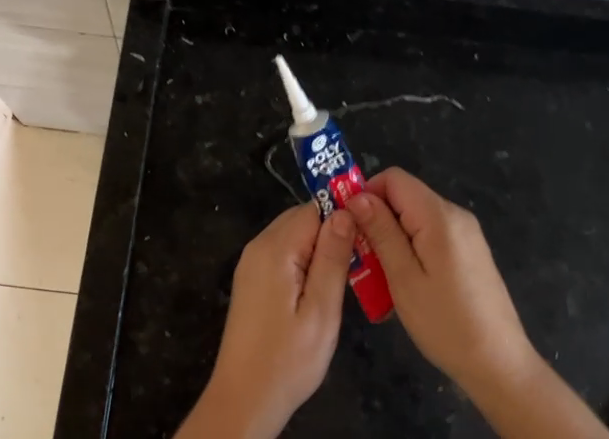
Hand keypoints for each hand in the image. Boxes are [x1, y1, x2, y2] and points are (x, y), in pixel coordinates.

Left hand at [176, 203, 357, 438]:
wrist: (244, 398)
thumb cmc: (288, 359)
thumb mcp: (321, 311)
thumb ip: (332, 258)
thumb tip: (344, 212)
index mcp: (275, 249)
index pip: (313, 210)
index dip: (341, 221)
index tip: (364, 243)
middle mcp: (258, 246)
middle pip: (301, 219)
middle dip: (330, 234)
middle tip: (355, 267)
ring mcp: (251, 262)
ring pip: (292, 236)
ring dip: (317, 250)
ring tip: (337, 283)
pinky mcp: (251, 279)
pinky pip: (282, 253)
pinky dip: (302, 262)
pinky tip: (315, 292)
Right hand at [349, 169, 608, 438]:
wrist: (500, 364)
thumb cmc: (446, 323)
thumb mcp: (403, 278)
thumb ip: (381, 232)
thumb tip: (358, 196)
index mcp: (439, 216)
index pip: (394, 178)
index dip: (366, 193)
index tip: (349, 225)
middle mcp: (455, 216)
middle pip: (405, 197)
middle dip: (377, 219)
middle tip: (360, 256)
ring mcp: (466, 234)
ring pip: (416, 218)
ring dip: (392, 237)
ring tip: (379, 275)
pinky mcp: (470, 253)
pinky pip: (431, 236)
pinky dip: (411, 249)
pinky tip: (405, 282)